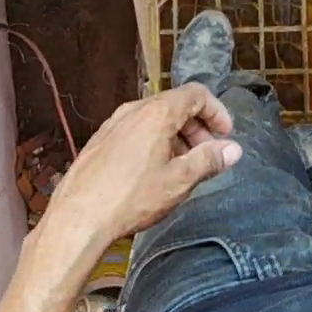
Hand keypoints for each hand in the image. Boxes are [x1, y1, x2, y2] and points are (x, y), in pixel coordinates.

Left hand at [38, 84, 241, 248]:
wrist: (78, 217)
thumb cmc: (130, 198)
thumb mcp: (179, 181)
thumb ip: (209, 160)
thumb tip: (233, 149)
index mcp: (157, 113)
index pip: (196, 94)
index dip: (217, 111)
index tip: (226, 135)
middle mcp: (134, 110)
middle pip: (175, 104)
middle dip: (198, 126)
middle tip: (208, 154)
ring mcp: (114, 123)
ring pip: (155, 118)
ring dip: (176, 135)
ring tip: (183, 166)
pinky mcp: (101, 140)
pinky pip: (136, 130)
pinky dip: (154, 140)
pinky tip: (154, 171)